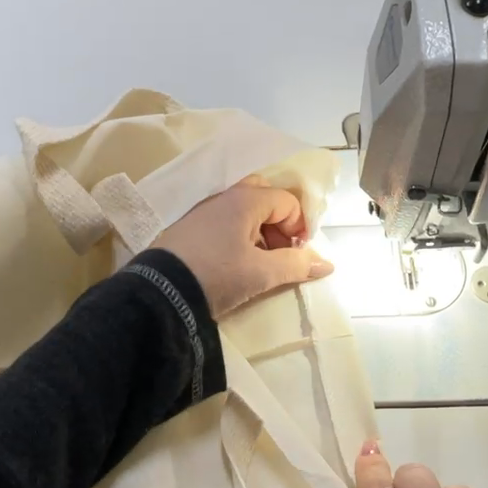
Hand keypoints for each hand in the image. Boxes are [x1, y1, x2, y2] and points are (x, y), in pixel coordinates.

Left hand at [151, 176, 332, 316]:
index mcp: (245, 200)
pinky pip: (222, 222)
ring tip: (259, 263)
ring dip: (259, 231)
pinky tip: (234, 264)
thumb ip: (296, 265)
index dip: (299, 226)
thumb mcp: (262, 274)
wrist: (160, 292)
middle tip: (280, 251)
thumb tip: (326, 264)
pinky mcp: (187, 228)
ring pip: (241, 210)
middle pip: (262, 196)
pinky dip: (237, 236)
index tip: (298, 254)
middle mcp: (223, 197)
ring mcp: (202, 211)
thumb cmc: (218, 275)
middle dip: (278, 222)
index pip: (287, 201)